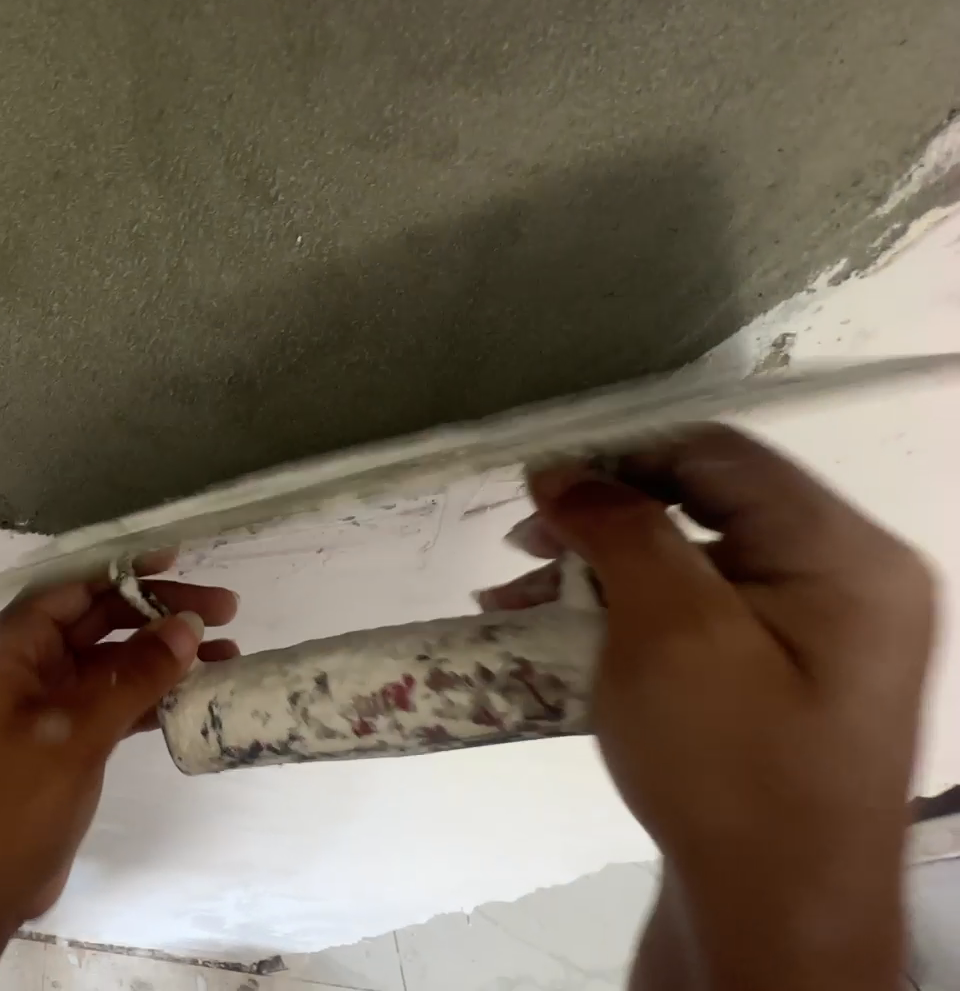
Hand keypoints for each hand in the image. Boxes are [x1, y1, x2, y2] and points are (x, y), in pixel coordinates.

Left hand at [0, 553, 238, 990]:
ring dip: (165, 654)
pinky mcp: (69, 735)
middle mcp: (30, 661)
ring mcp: (50, 700)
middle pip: (101, 618)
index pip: (76, 585)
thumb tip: (187, 624)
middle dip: (159, 611)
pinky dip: (155, 693)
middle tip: (226, 610)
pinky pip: (117, 699)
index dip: (126, 567)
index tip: (179, 557)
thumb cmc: (13, 799)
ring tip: (229, 652)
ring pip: (114, 659)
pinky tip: (198, 693)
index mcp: (15, 644)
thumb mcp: (76, 732)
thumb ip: (133, 676)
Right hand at [478, 425, 935, 990]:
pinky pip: (679, 600)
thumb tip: (558, 472)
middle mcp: (834, 574)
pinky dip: (608, 601)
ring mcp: (803, 620)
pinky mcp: (765, 658)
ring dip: (589, 561)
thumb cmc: (725, 759)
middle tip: (520, 544)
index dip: (618, 455)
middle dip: (596, 514)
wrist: (770, 898)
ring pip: (678, 550)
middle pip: (696, 499)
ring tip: (513, 594)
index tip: (533, 486)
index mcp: (839, 555)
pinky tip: (545, 623)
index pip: (716, 456)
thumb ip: (620, 531)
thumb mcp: (667, 630)